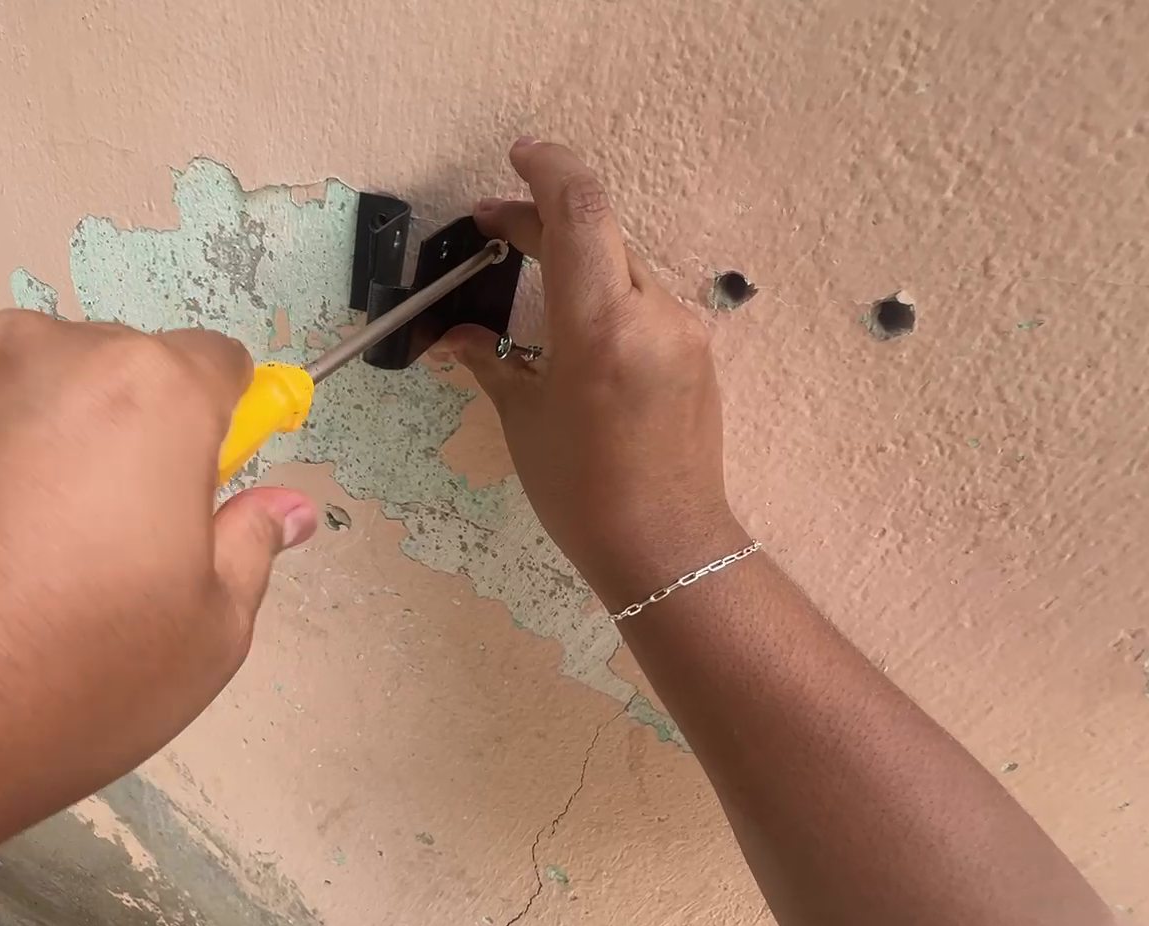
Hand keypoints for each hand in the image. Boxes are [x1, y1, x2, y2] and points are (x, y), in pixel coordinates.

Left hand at [0, 312, 318, 846]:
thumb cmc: (58, 688)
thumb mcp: (206, 636)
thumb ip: (253, 546)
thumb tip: (282, 506)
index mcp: (147, 390)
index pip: (225, 366)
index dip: (229, 434)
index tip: (198, 507)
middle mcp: (49, 351)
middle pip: (136, 373)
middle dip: (149, 441)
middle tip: (117, 552)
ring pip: (55, 392)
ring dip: (71, 449)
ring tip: (32, 562)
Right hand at [454, 138, 745, 604]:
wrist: (665, 543)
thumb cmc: (581, 492)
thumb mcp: (525, 420)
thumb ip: (489, 360)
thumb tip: (452, 336)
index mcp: (600, 328)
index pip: (581, 211)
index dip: (546, 169)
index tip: (514, 160)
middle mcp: (652, 312)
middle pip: (601, 228)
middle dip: (544, 216)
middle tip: (492, 229)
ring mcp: (683, 327)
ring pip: (622, 260)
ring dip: (574, 252)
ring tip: (526, 271)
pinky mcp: (696, 345)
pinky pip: (642, 294)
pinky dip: (600, 287)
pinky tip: (570, 318)